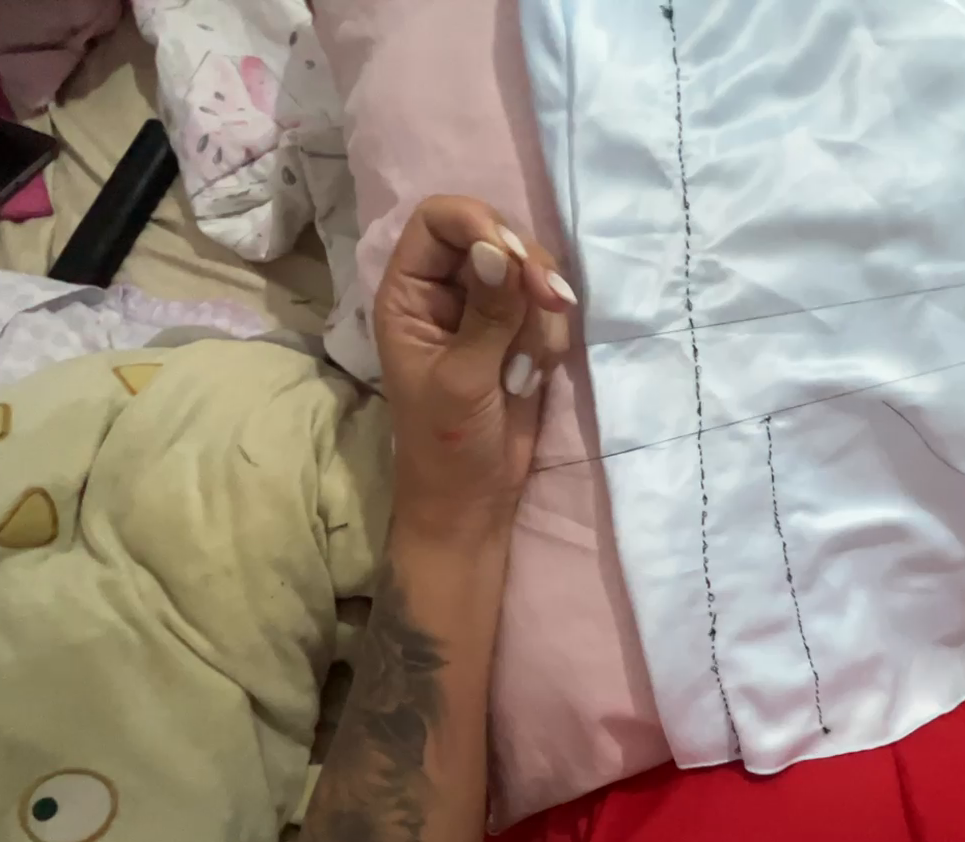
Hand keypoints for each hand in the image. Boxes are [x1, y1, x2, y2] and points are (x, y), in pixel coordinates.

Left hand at [372, 195, 576, 541]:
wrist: (475, 497)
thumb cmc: (448, 445)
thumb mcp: (463, 379)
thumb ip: (487, 315)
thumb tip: (500, 250)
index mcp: (410, 294)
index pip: (439, 222)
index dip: (480, 225)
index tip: (517, 260)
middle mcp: (446, 293)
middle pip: (496, 239)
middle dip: (528, 272)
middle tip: (554, 303)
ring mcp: (486, 314)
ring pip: (530, 277)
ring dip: (540, 317)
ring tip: (524, 370)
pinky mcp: (519, 338)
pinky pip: (547, 313)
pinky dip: (550, 339)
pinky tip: (533, 375)